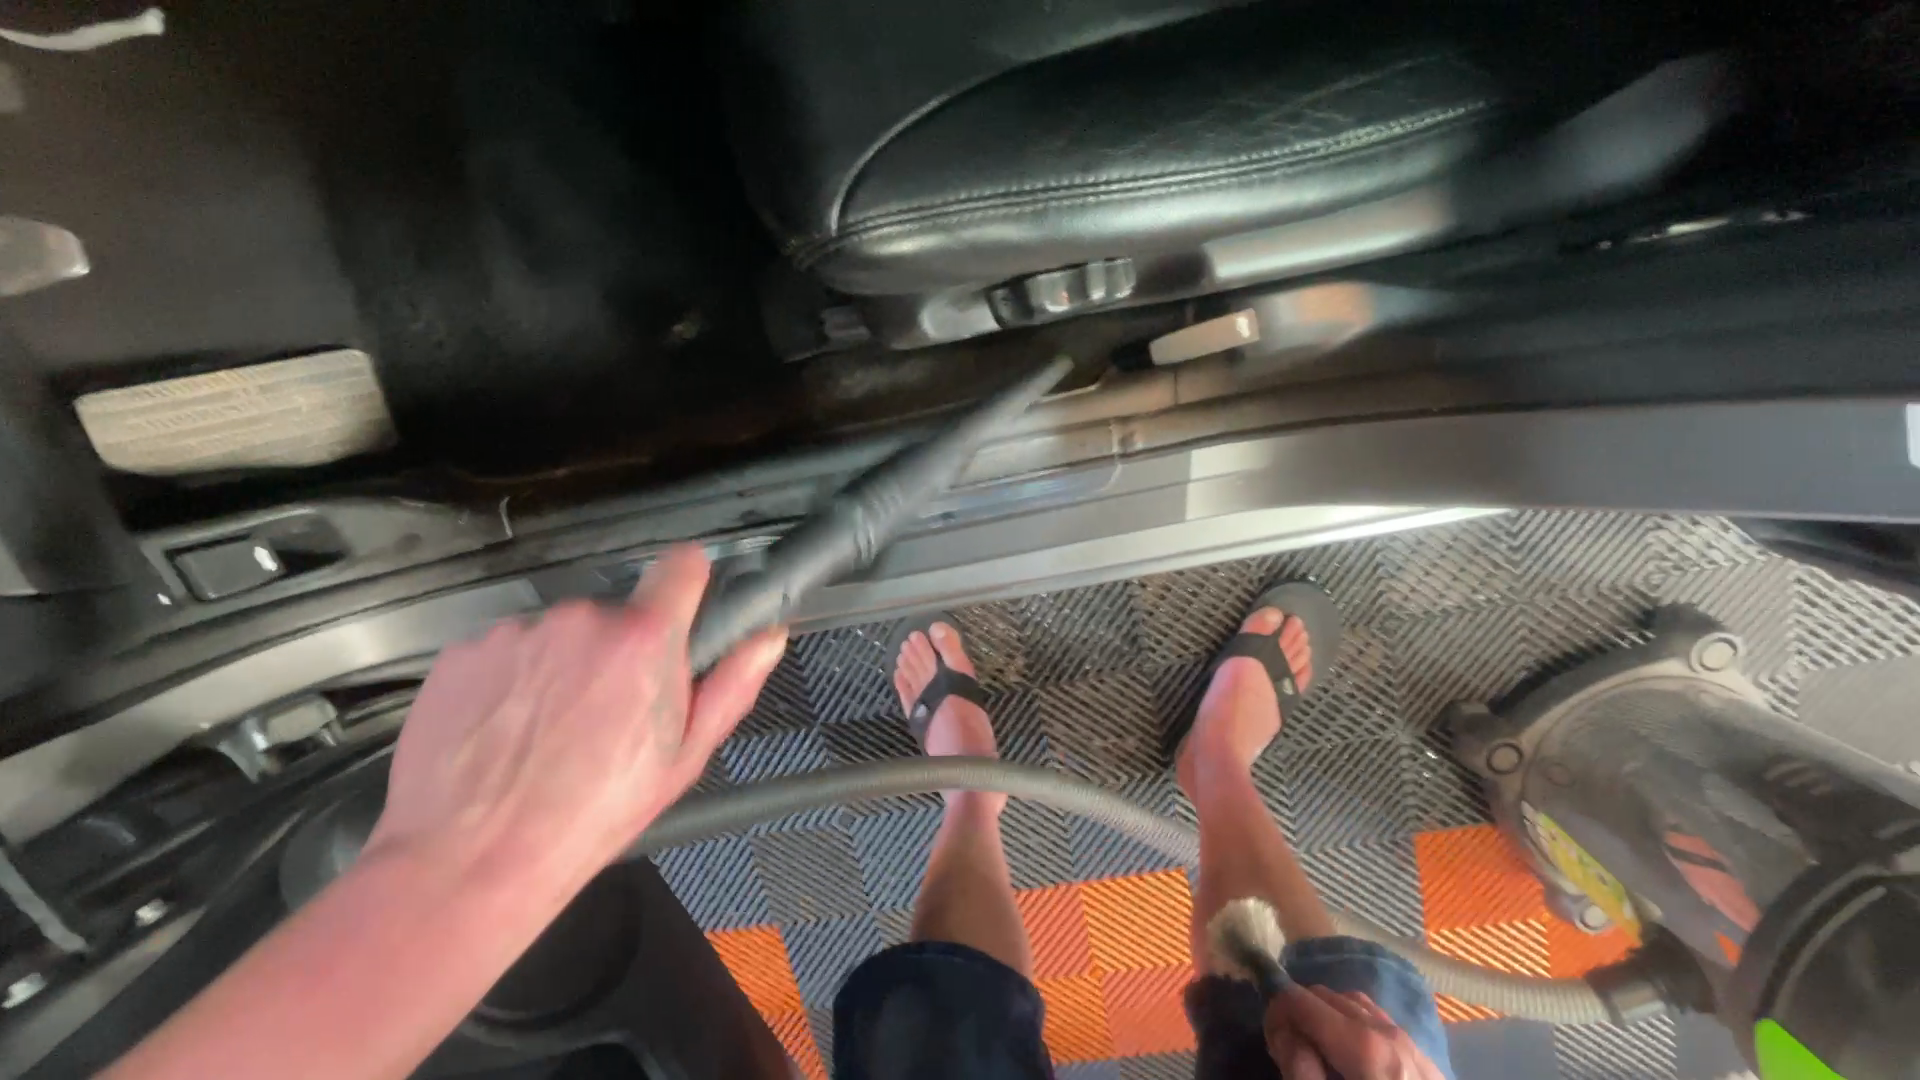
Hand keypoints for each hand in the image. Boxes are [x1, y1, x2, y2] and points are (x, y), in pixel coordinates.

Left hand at [366, 544, 787, 888]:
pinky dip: (516, 676)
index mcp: (643, 640)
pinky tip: (514, 727)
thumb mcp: (682, 758)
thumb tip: (767, 639)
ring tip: (555, 727)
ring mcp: (518, 631)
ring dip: (566, 662)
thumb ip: (731, 685)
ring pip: (562, 631)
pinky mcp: (466, 650)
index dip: (689, 582)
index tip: (684, 605)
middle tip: (612, 708)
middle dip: (622, 647)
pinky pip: (510, 647)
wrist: (472, 858)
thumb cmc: (586, 815)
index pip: (682, 564)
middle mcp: (581, 620)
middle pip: (619, 610)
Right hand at [1264, 986, 1446, 1079]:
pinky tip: (1350, 1059)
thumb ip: (1300, 1069)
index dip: (1275, 1017)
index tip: (1271, 1046)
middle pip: (1322, 994)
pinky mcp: (1423, 1057)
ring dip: (1326, 1018)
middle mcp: (1386, 1033)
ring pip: (1350, 1001)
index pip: (1298, 999)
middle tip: (1290, 1056)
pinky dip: (1353, 1025)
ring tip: (1319, 1057)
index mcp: (1362, 1047)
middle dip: (1299, 1016)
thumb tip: (1287, 1037)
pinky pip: (1377, 1020)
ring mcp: (1409, 1041)